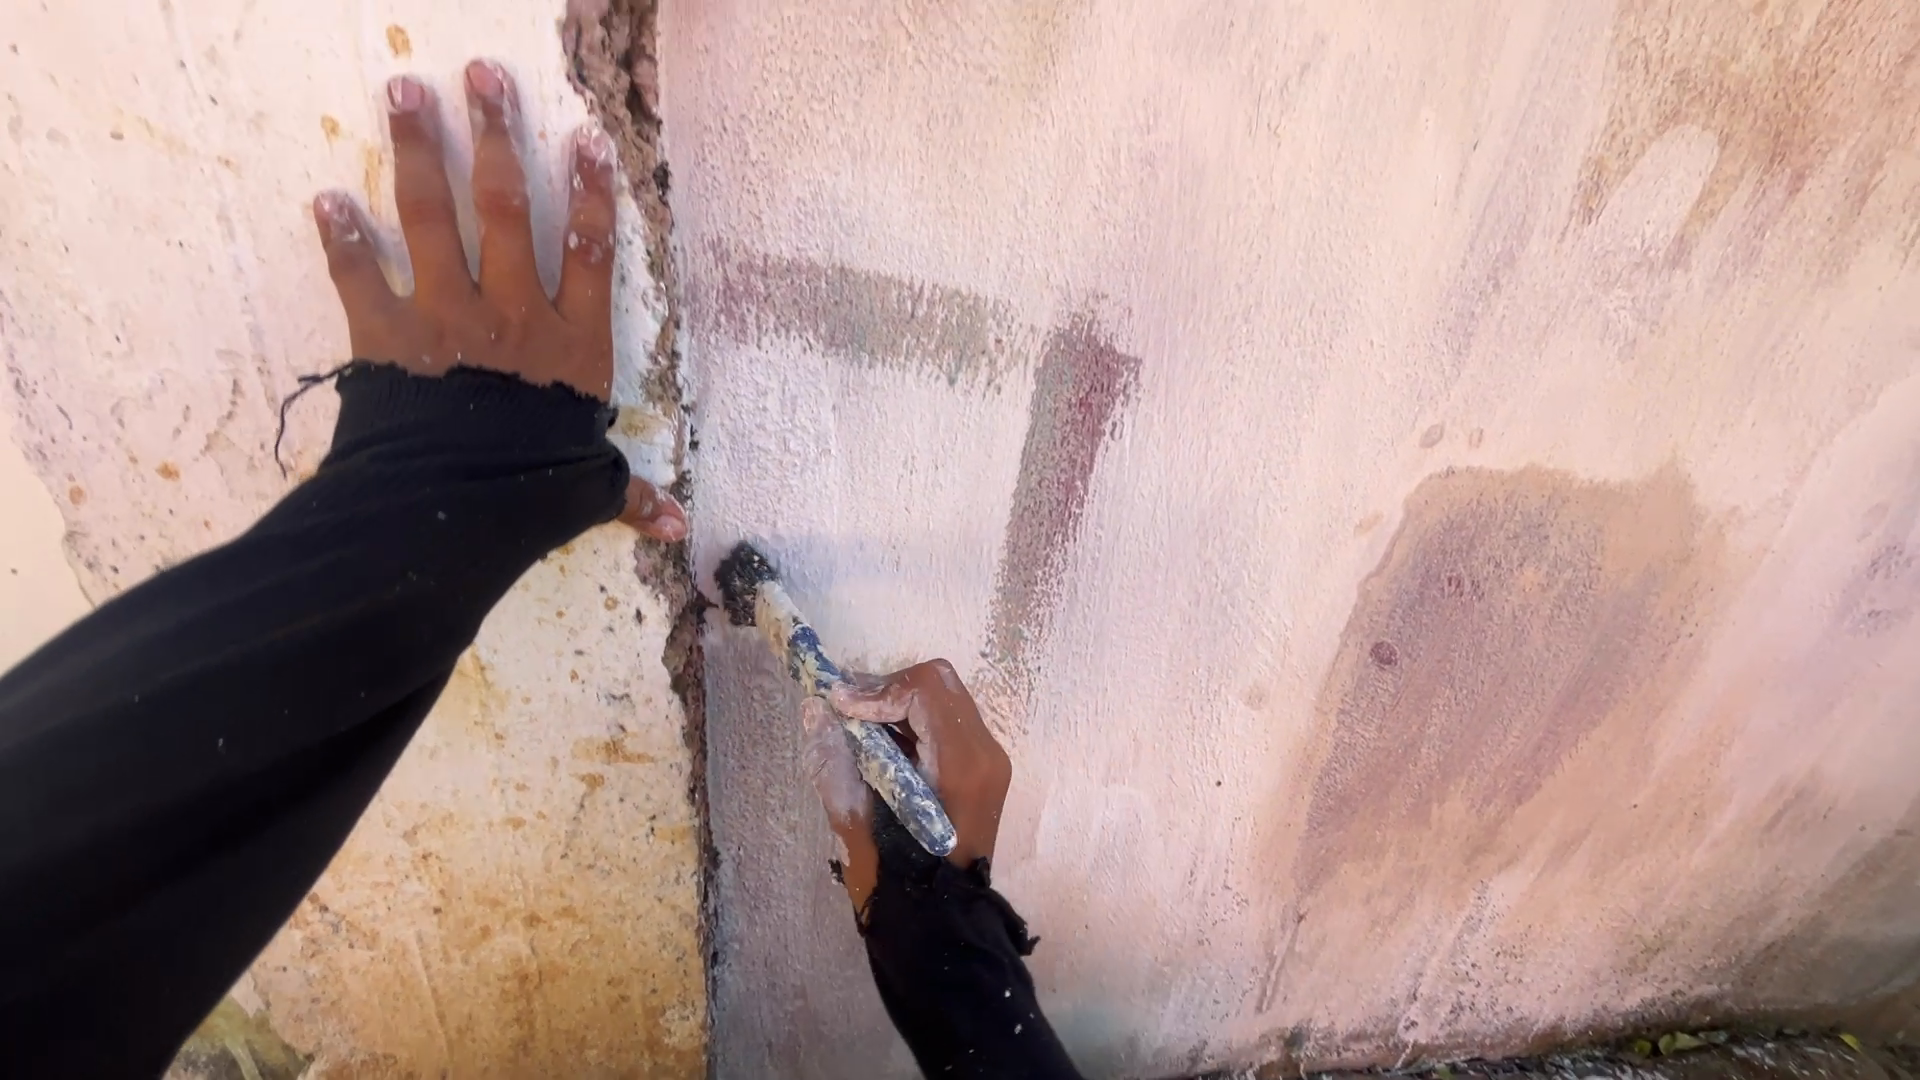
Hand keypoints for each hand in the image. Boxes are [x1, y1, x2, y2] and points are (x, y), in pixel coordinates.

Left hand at [308, 60, 685, 541]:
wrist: (455, 505)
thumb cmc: (536, 488)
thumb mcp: (593, 487)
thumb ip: (631, 493)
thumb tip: (678, 528)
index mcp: (572, 343)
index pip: (588, 254)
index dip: (591, 196)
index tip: (587, 140)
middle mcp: (514, 313)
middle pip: (508, 212)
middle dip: (497, 142)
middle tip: (482, 77)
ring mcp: (448, 317)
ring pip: (433, 221)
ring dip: (417, 154)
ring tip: (404, 91)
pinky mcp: (388, 335)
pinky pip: (362, 277)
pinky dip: (342, 239)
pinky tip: (326, 196)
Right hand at [804, 660, 1012, 915]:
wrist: (940, 924)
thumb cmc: (896, 880)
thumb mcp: (854, 822)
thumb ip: (833, 759)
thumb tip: (815, 708)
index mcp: (962, 764)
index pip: (927, 688)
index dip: (879, 689)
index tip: (840, 705)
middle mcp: (987, 753)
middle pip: (940, 684)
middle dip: (889, 689)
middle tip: (847, 709)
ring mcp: (991, 760)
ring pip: (945, 699)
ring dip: (900, 703)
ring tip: (860, 724)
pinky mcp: (985, 769)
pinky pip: (949, 722)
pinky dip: (914, 720)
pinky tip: (883, 741)